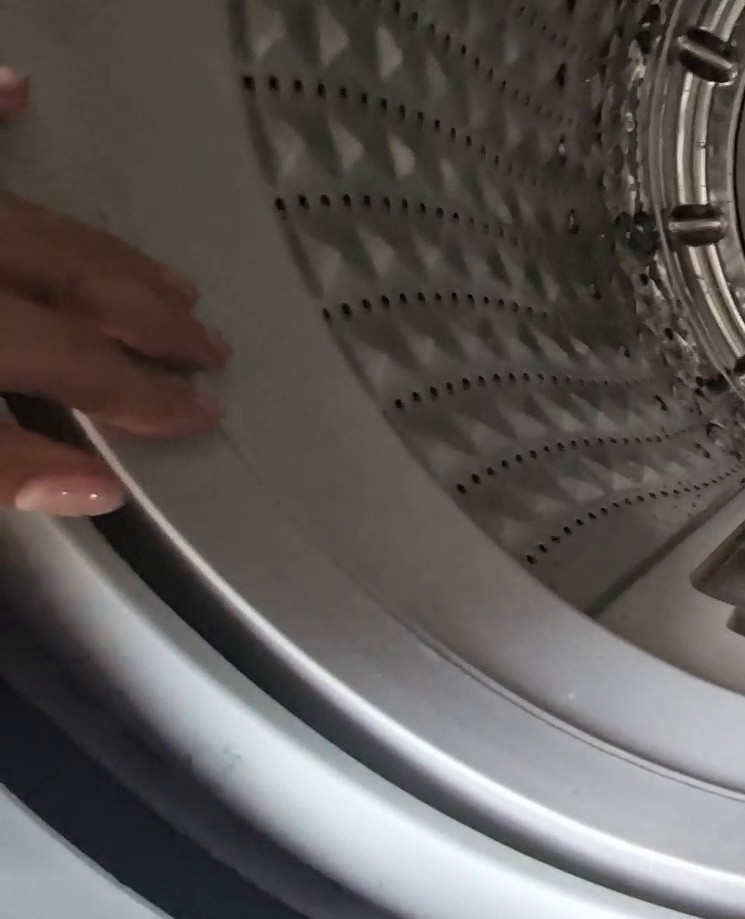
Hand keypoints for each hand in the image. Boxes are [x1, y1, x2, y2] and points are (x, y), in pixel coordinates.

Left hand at [0, 66, 228, 516]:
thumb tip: (90, 486)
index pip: (66, 361)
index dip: (140, 397)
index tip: (199, 416)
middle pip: (60, 279)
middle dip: (145, 316)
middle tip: (208, 344)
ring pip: (20, 214)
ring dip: (100, 249)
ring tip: (170, 279)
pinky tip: (14, 88)